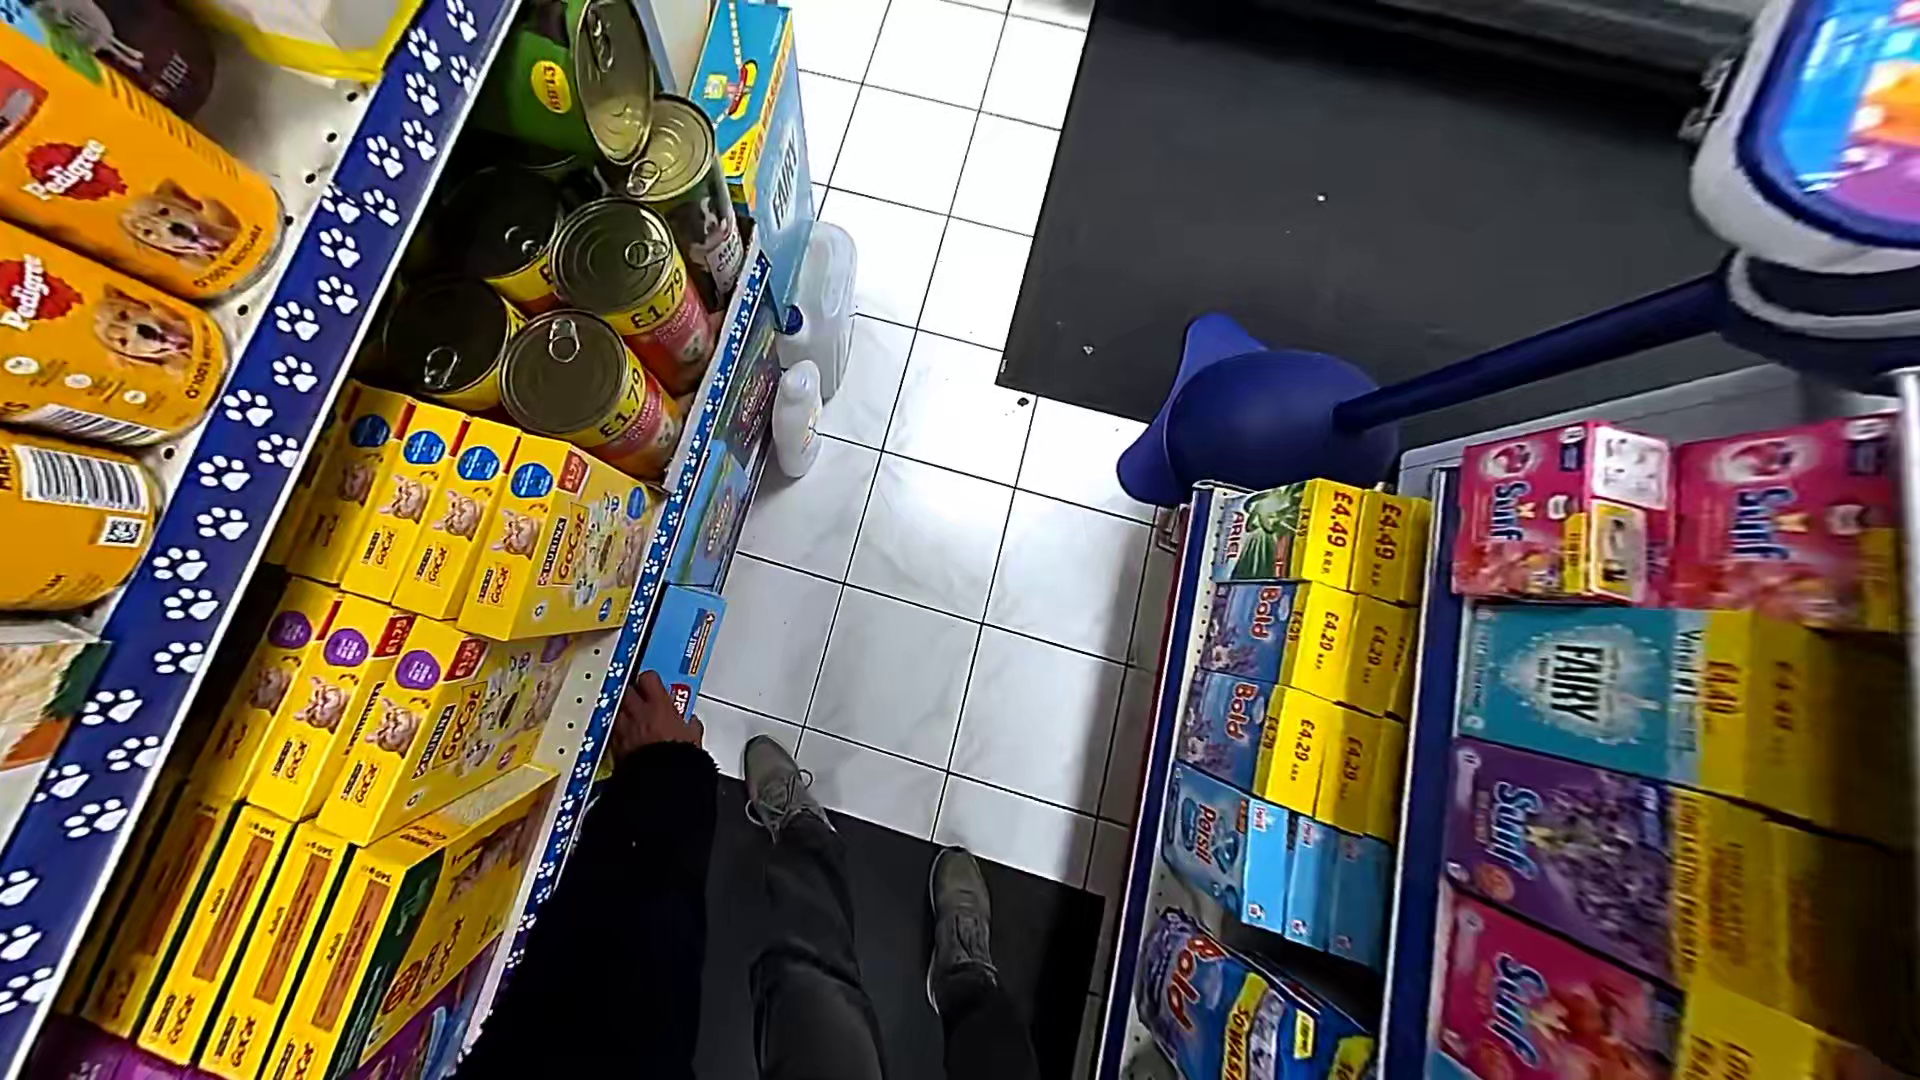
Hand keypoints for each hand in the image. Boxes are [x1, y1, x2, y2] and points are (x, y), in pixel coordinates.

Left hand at [609, 670, 703, 762]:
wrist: (658, 779)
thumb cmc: (676, 756)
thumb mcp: (692, 736)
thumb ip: (690, 724)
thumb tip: (691, 722)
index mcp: (658, 705)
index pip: (648, 678)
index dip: (650, 680)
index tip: (653, 683)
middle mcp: (637, 712)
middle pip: (627, 689)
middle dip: (632, 691)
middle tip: (639, 695)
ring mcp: (622, 727)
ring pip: (615, 708)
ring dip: (622, 709)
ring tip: (630, 714)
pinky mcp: (613, 744)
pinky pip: (612, 729)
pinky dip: (617, 729)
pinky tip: (624, 734)